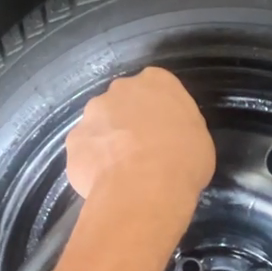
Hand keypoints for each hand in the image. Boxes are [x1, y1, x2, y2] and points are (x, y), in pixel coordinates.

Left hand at [65, 67, 214, 208]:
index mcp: (156, 82)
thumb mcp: (199, 141)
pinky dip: (91, 165)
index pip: (156, 86)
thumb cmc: (182, 161)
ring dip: (106, 142)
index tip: (161, 131)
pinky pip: (84, 152)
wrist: (144, 188)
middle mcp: (119, 90)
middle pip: (121, 102)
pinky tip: (103, 184)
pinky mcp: (73, 141)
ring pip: (98, 126)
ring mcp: (90, 114)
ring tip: (119, 171)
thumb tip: (169, 139)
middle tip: (139, 151)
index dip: (157, 110)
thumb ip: (180, 129)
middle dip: (126, 121)